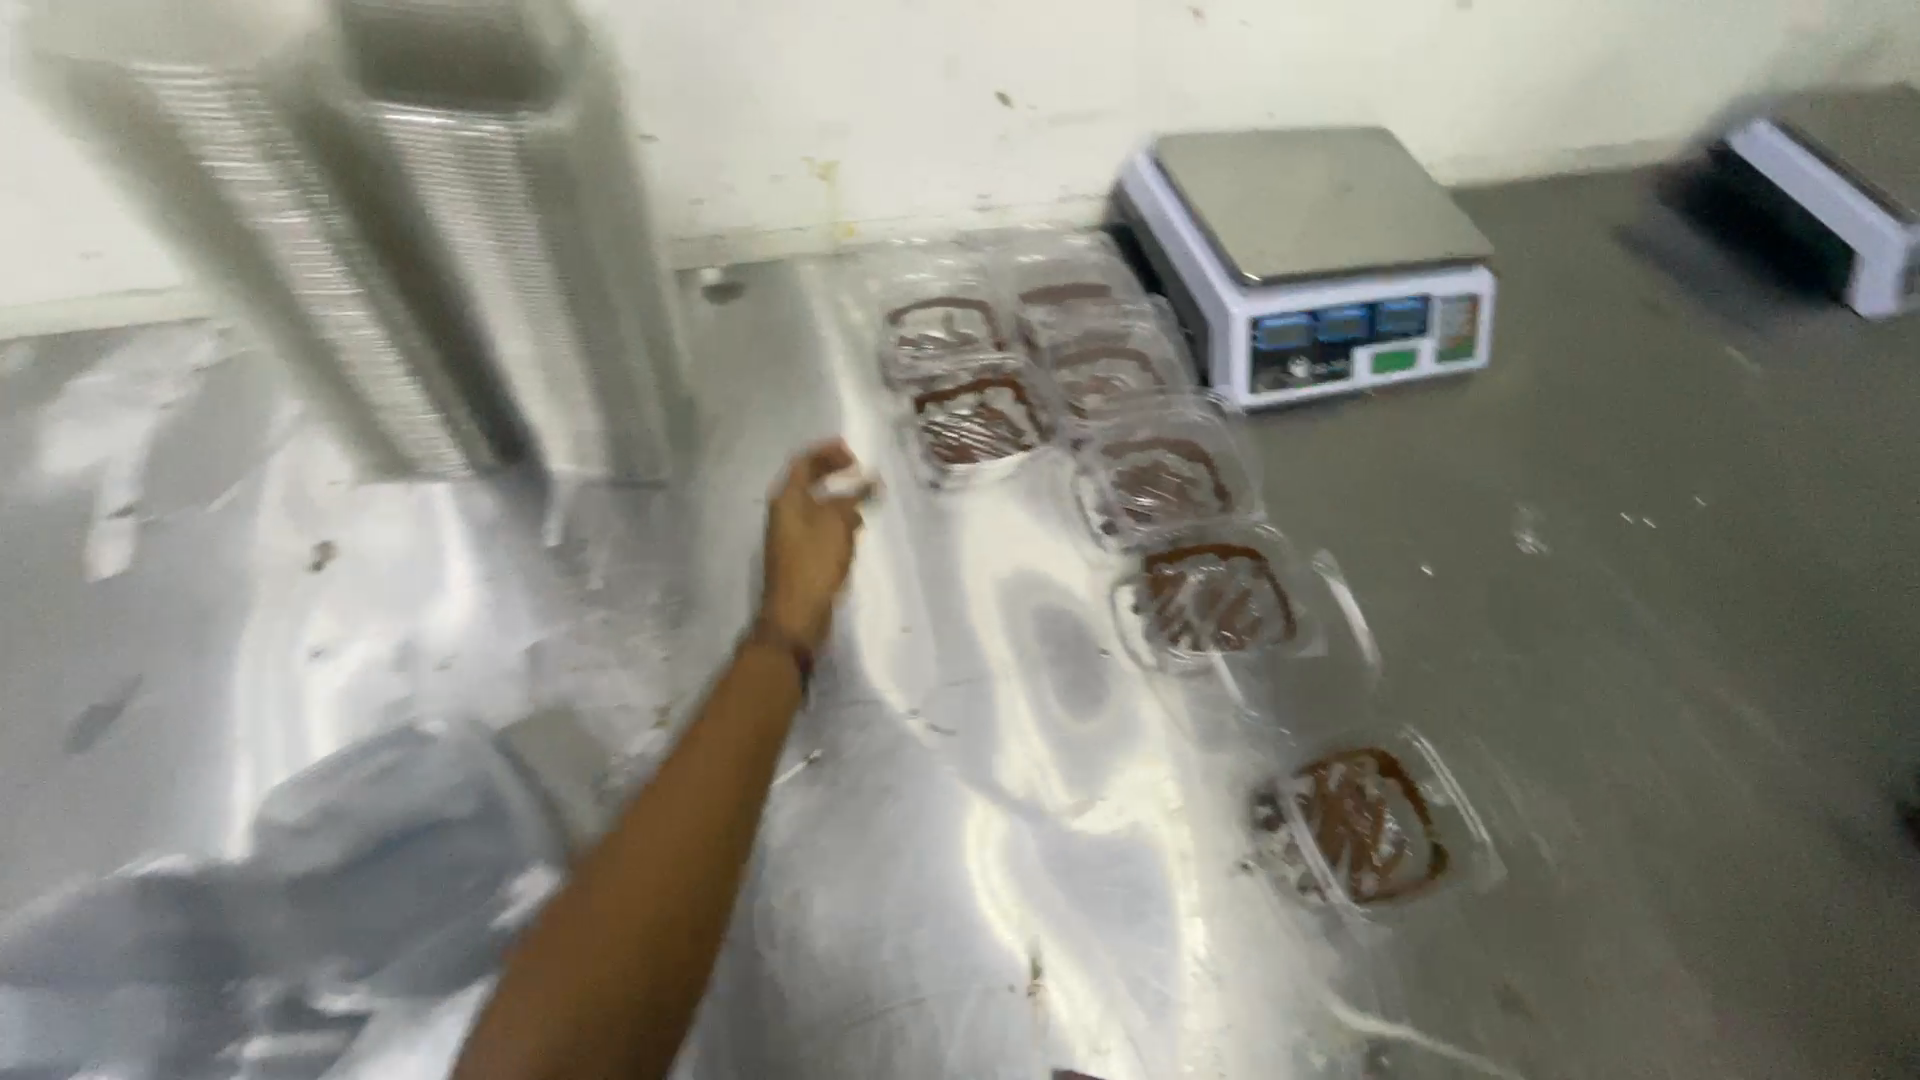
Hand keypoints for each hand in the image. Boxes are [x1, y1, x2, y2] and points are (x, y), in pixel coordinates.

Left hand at [760, 439, 872, 650]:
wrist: (795, 614)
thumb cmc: (814, 563)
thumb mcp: (837, 524)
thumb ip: (853, 498)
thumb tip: (869, 480)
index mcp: (787, 499)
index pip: (804, 462)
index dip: (827, 452)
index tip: (853, 452)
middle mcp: (784, 512)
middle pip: (807, 481)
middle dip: (832, 472)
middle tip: (858, 469)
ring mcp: (790, 535)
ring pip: (814, 504)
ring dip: (837, 496)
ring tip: (862, 497)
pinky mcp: (799, 555)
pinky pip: (818, 526)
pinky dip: (836, 519)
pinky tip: (855, 528)